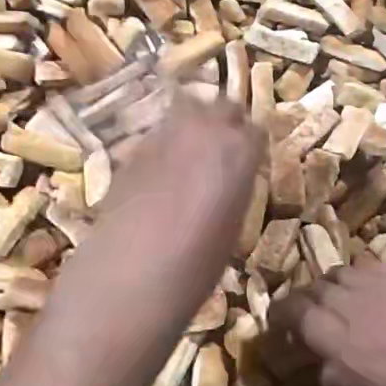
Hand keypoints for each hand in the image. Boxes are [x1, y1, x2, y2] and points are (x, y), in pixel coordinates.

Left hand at [47, 95, 259, 345]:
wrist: (128, 278)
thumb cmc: (196, 267)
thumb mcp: (234, 226)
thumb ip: (237, 187)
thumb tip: (232, 176)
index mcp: (238, 150)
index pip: (257, 130)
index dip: (254, 147)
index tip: (252, 163)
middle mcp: (203, 131)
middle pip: (223, 107)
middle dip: (228, 124)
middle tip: (227, 153)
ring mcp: (163, 136)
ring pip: (188, 111)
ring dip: (197, 127)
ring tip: (195, 158)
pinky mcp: (132, 150)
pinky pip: (160, 134)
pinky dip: (169, 144)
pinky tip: (165, 175)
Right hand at [269, 260, 385, 385]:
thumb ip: (349, 377)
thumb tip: (329, 368)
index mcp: (341, 342)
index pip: (295, 313)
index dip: (283, 316)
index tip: (282, 326)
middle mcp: (354, 303)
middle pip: (315, 288)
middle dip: (306, 301)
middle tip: (312, 319)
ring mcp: (384, 282)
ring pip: (342, 272)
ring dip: (334, 286)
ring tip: (345, 304)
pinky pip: (372, 266)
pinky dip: (363, 278)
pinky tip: (378, 295)